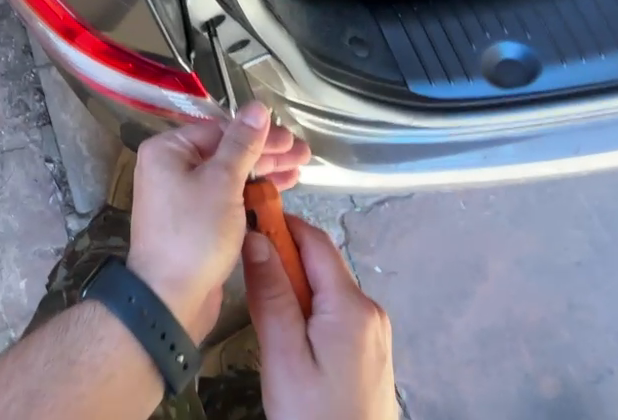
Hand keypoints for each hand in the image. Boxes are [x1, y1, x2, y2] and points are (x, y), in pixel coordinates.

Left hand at [126, 103, 310, 340]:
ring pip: (228, 176)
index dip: (257, 133)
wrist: (171, 297)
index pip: (218, 130)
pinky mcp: (194, 220)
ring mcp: (181, 195)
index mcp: (167, 150)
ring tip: (299, 172)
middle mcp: (169, 167)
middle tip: (303, 154)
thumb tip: (256, 107)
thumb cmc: (194, 233)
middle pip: (224, 152)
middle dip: (265, 153)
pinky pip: (224, 197)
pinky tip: (277, 192)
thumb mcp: (222, 182)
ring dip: (262, 173)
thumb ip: (242, 145)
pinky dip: (249, 194)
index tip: (291, 138)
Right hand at [243, 214, 396, 419]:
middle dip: (281, 257)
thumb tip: (255, 236)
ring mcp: (373, 333)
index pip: (313, 239)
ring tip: (261, 310)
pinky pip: (332, 311)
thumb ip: (271, 293)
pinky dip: (306, 308)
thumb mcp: (284, 355)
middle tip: (244, 273)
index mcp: (352, 306)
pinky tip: (286, 334)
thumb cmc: (314, 417)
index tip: (244, 218)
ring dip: (291, 285)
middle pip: (319, 262)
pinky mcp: (369, 352)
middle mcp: (370, 310)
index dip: (278, 221)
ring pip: (324, 287)